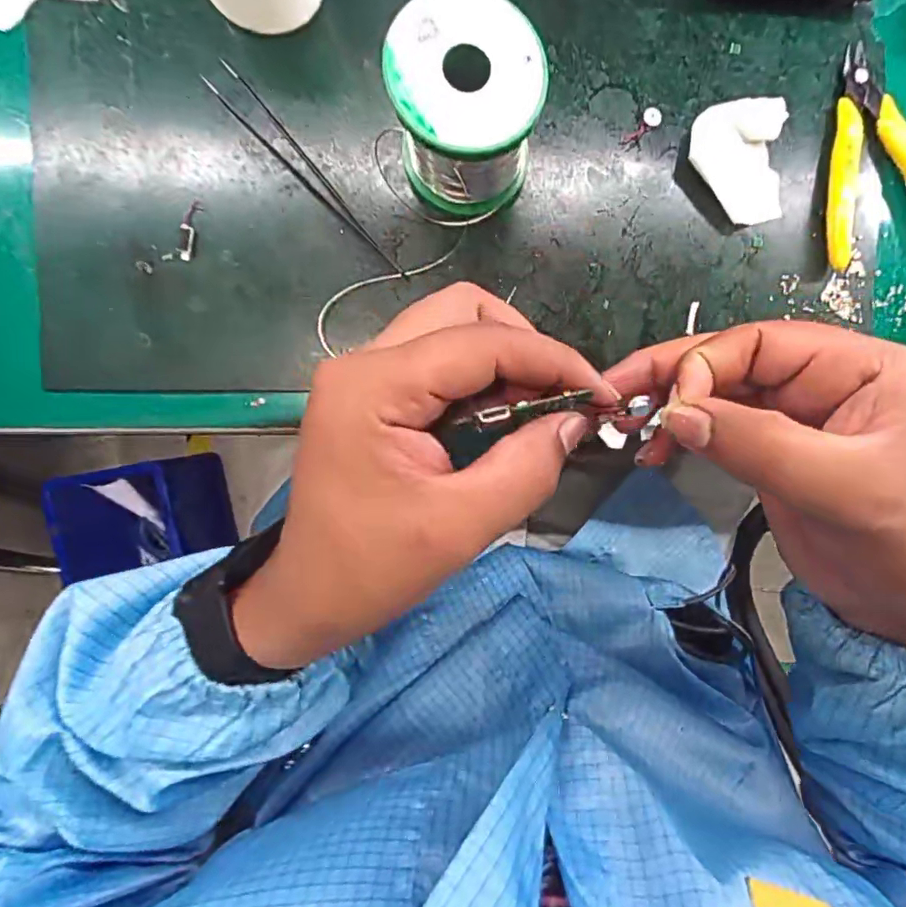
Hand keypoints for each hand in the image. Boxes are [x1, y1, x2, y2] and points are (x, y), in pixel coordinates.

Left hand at [232, 284, 617, 668]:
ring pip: (449, 326)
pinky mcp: (366, 391)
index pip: (481, 341)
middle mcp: (362, 362)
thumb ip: (526, 468)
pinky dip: (477, 377)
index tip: (600, 394)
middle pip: (461, 310)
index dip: (551, 360)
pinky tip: (498, 416)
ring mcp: (360, 373)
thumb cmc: (370, 570)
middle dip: (524, 346)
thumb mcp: (459, 527)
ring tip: (534, 411)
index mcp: (373, 385)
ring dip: (502, 359)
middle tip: (558, 401)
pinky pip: (434, 358)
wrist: (306, 596)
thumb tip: (574, 421)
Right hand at [604, 322, 905, 662]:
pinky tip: (657, 449)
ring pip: (719, 395)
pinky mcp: (775, 454)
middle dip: (674, 377)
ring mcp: (798, 420)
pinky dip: (684, 435)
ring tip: (629, 426)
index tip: (670, 404)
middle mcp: (827, 383)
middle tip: (616, 395)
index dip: (707, 364)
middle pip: (734, 362)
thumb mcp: (844, 487)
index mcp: (864, 368)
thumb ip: (759, 443)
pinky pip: (719, 430)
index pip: (765, 342)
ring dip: (671, 407)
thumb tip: (677, 412)